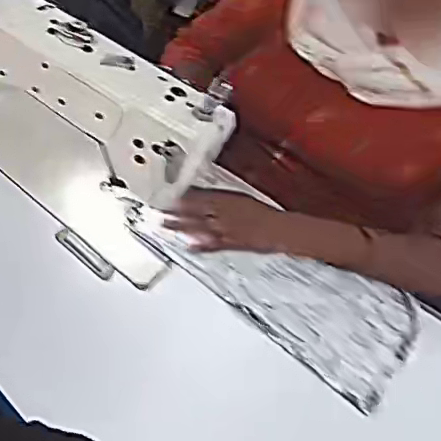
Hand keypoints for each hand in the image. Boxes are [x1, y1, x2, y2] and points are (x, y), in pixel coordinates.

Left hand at [161, 189, 295, 253]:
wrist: (283, 229)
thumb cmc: (263, 212)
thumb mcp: (239, 197)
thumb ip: (217, 196)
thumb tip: (197, 193)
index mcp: (226, 201)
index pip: (198, 197)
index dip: (181, 198)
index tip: (166, 198)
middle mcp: (223, 215)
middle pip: (193, 212)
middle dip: (174, 213)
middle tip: (157, 212)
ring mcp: (226, 230)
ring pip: (198, 228)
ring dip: (180, 227)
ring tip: (164, 226)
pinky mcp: (231, 244)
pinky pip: (212, 245)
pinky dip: (200, 246)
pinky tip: (188, 247)